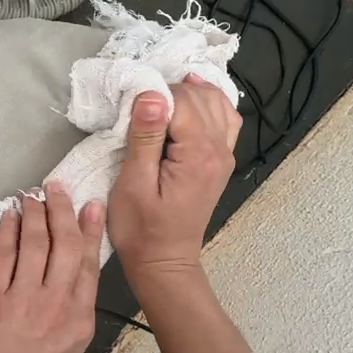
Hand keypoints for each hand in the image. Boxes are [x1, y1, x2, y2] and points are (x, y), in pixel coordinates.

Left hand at [0, 179, 104, 352]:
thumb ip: (71, 320)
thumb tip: (70, 287)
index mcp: (79, 322)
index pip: (90, 265)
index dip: (90, 231)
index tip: (91, 207)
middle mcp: (56, 306)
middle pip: (65, 246)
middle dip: (62, 211)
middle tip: (57, 188)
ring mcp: (23, 299)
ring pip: (34, 243)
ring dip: (34, 214)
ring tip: (32, 196)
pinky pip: (3, 254)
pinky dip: (7, 230)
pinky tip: (8, 216)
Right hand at [107, 76, 241, 287]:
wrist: (163, 260)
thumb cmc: (140, 227)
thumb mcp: (133, 184)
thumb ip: (144, 138)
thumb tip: (150, 95)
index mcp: (198, 154)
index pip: (182, 101)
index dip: (153, 95)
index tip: (127, 105)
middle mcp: (220, 150)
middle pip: (201, 98)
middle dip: (169, 92)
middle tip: (136, 105)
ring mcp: (225, 155)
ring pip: (218, 103)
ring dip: (189, 94)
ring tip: (159, 98)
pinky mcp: (220, 161)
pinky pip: (225, 119)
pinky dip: (209, 103)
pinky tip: (191, 99)